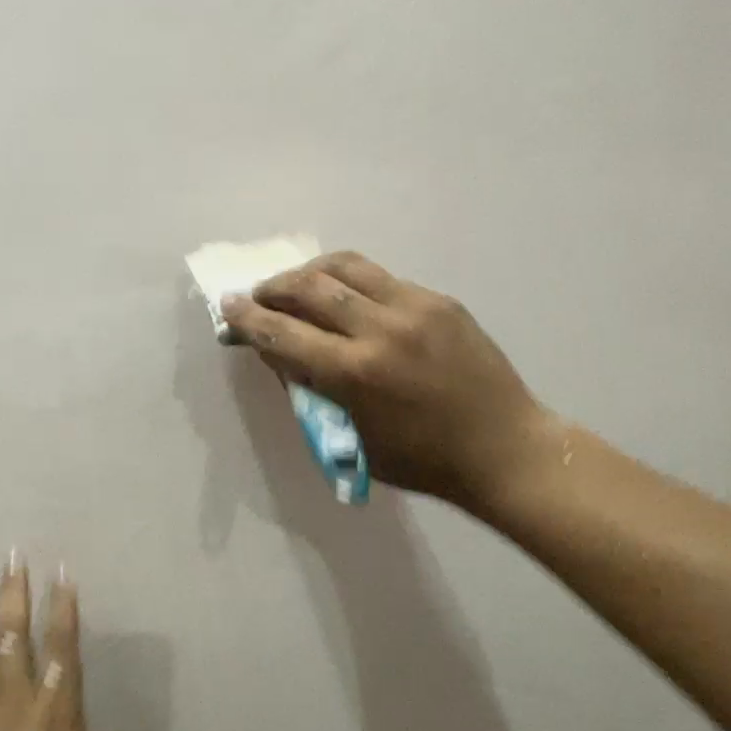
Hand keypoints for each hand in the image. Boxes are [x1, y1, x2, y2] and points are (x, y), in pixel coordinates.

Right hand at [221, 251, 553, 509]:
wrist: (503, 448)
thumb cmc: (422, 461)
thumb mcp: (354, 440)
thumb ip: (315, 393)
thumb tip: (281, 356)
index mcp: (356, 374)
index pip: (285, 334)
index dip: (249, 319)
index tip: (228, 308)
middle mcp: (382, 330)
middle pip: (311, 288)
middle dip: (274, 288)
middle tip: (257, 295)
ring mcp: (415, 308)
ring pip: (347, 268)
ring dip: (310, 272)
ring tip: (295, 284)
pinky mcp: (440, 301)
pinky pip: (382, 280)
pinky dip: (351, 283)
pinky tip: (344, 296)